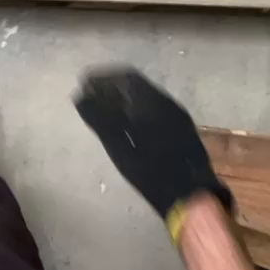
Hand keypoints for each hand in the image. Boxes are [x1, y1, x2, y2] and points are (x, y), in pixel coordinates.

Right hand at [73, 67, 232, 220]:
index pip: (122, 77)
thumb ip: (100, 118)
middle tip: (92, 92)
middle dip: (112, 84)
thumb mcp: (119, 147)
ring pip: (146, 92)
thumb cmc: (149, 171)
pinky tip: (129, 117)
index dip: (101, 77)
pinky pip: (155, 104)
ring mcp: (176, 111)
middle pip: (135, 82)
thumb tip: (80, 97)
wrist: (189, 192)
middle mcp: (165, 100)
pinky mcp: (182, 123)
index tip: (84, 82)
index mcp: (149, 102)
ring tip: (106, 105)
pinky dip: (138, 104)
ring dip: (125, 95)